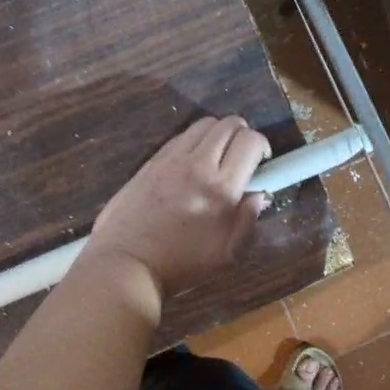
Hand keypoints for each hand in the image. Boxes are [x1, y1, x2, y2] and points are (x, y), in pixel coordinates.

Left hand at [84, 116, 270, 298]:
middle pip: (228, 124)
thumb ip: (248, 221)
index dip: (262, 145)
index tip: (261, 162)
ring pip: (203, 124)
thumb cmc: (181, 265)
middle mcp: (198, 164)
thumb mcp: (227, 255)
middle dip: (243, 133)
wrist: (126, 264)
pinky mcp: (150, 162)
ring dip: (218, 133)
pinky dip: (194, 141)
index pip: (250, 141)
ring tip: (217, 156)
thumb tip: (260, 195)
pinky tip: (191, 163)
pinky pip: (180, 137)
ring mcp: (171, 159)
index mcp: (221, 188)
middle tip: (242, 155)